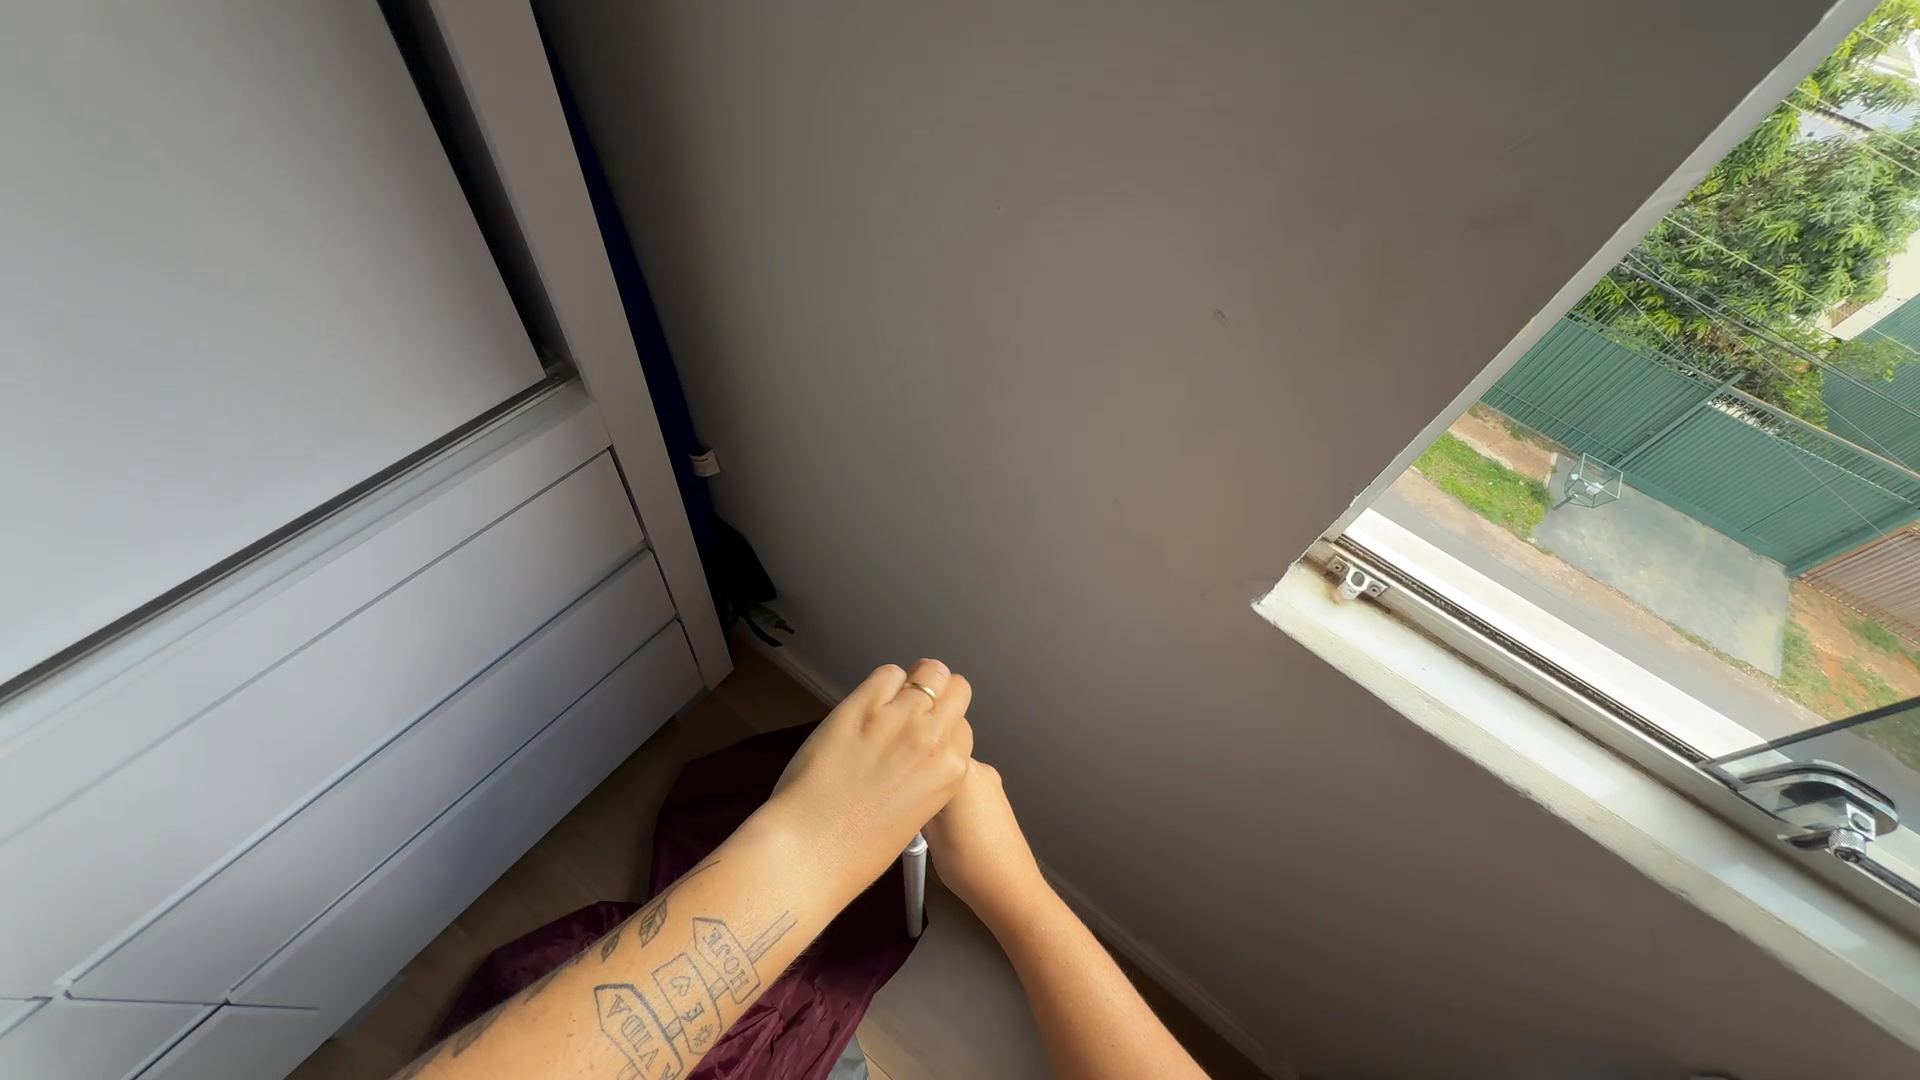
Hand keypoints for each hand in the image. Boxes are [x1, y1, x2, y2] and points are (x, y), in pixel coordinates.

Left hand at [762, 659, 973, 899]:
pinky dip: (880, 684)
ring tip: (888, 700)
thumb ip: (926, 774)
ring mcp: (900, 718)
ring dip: (912, 683)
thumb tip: (916, 751)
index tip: (924, 730)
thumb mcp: (916, 812)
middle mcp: (933, 738)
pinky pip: (887, 673)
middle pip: (956, 688)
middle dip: (938, 693)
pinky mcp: (864, 705)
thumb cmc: (857, 845)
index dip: (942, 724)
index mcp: (951, 770)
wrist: (811, 846)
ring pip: (928, 671)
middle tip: (913, 704)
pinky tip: (866, 705)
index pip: (962, 724)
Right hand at [921, 759, 1048, 930]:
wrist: (1009, 889)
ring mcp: (993, 784)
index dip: (909, 765)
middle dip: (925, 777)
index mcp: (964, 770)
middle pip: (942, 760)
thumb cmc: (971, 864)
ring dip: (941, 790)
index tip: (896, 780)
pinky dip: (956, 800)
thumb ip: (918, 803)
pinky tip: (948, 825)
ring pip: (955, 776)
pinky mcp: (999, 800)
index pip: (929, 750)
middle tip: (908, 800)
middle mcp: (982, 770)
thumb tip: (907, 792)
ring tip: (928, 817)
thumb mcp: (929, 833)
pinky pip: (969, 789)